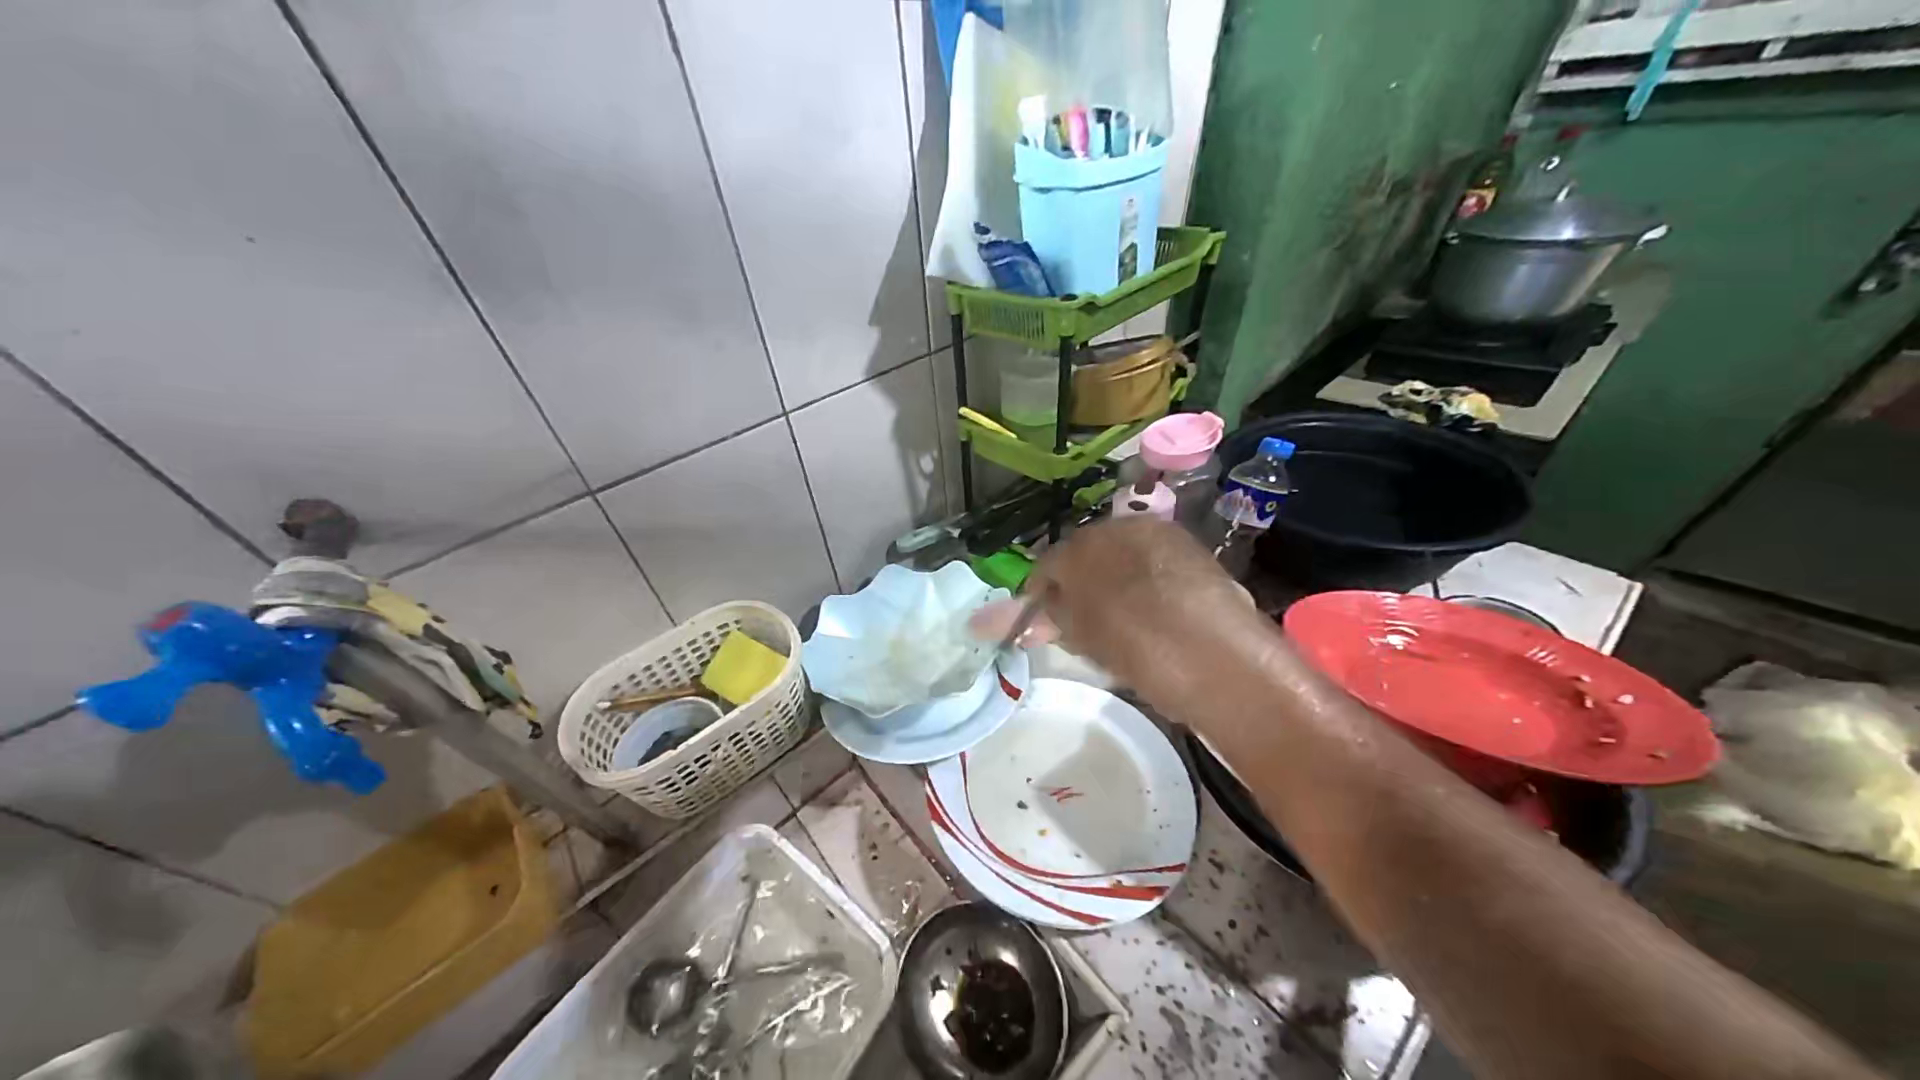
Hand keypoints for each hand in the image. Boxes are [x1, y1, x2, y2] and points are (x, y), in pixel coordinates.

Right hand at [1018, 518, 1261, 692]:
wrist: (1219, 657)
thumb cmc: (1137, 650)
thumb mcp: (1084, 639)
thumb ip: (1051, 619)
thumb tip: (1022, 621)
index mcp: (1078, 549)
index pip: (1047, 566)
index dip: (1040, 594)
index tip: (1040, 619)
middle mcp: (1115, 528)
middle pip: (1084, 553)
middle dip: (1078, 581)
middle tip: (1080, 618)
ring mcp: (1157, 533)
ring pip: (1121, 554)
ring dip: (1113, 577)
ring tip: (1120, 615)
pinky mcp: (1191, 546)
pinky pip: (1153, 559)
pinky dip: (1145, 577)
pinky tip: (1153, 607)